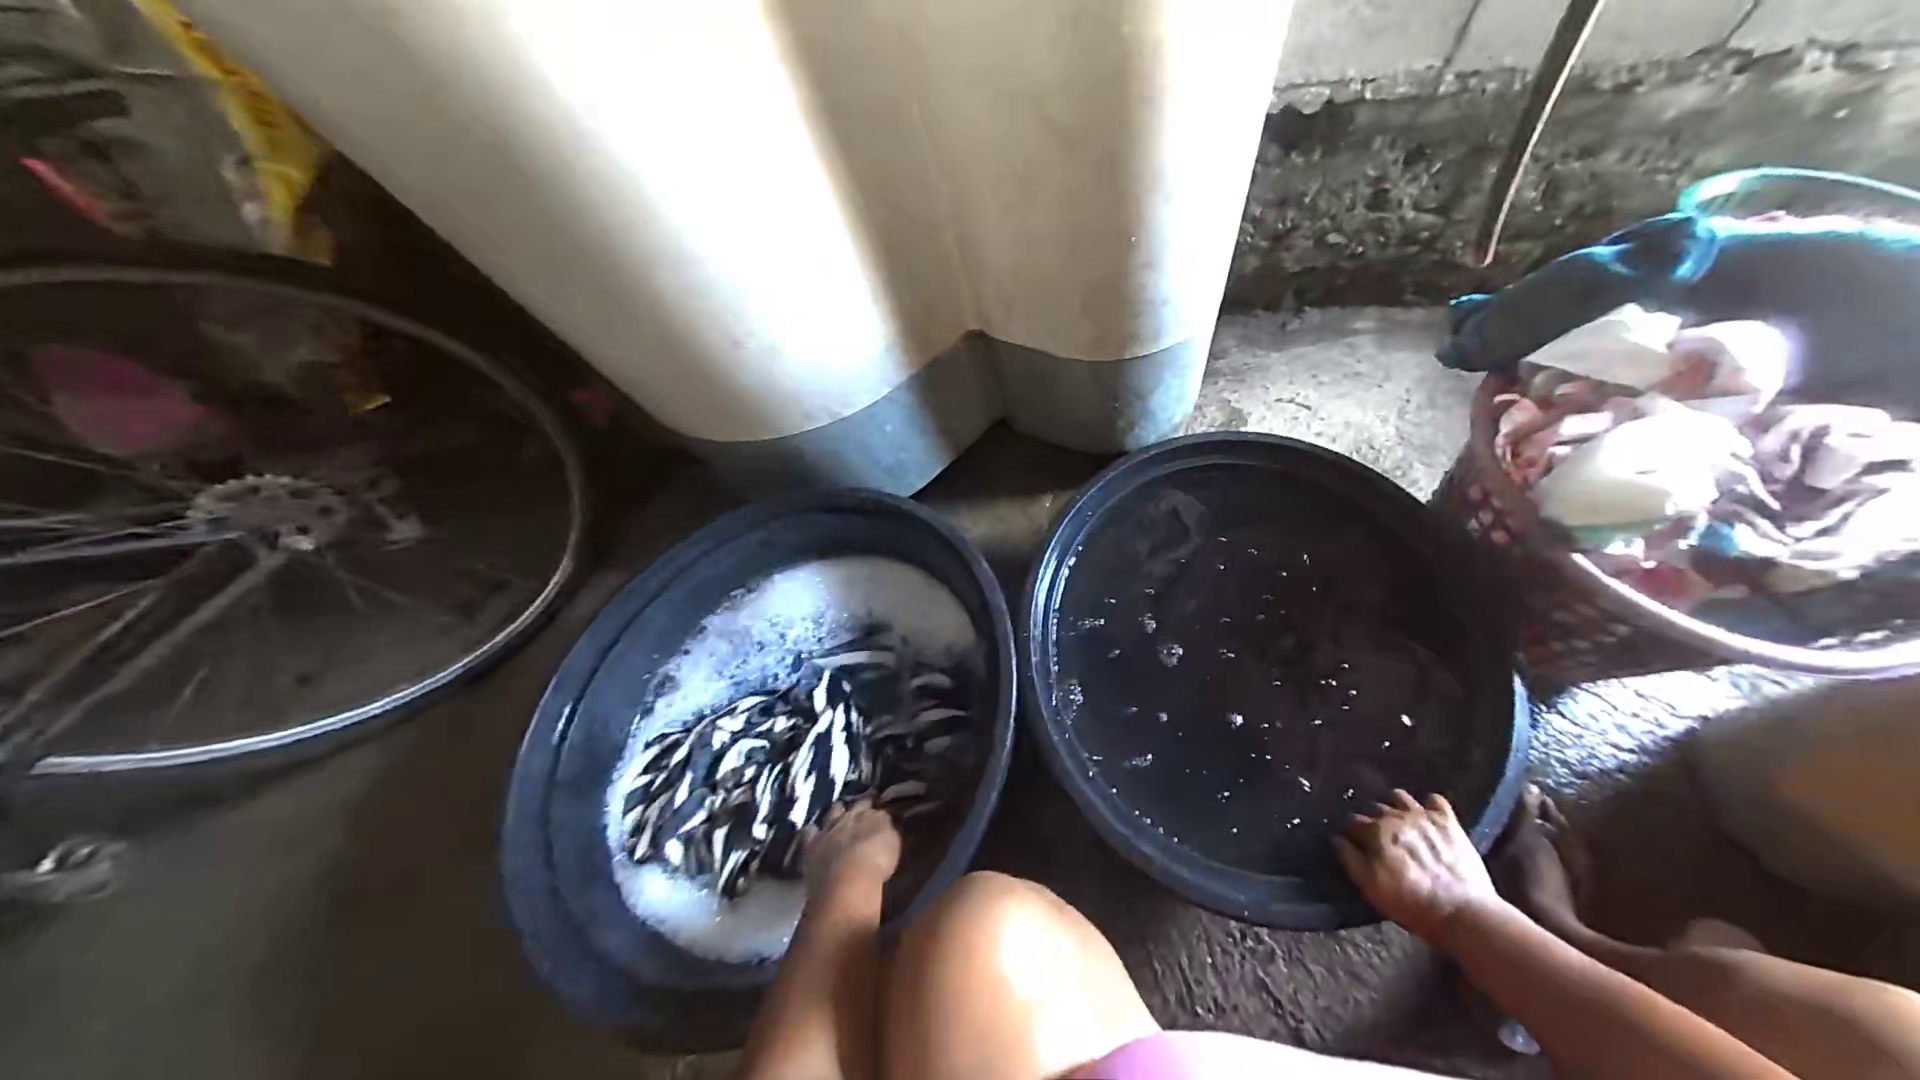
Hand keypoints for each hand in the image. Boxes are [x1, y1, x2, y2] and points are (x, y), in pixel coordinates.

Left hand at [801, 799, 899, 893]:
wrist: (848, 877)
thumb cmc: (878, 863)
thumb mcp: (894, 843)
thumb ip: (890, 829)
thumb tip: (889, 819)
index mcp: (873, 816)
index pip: (876, 805)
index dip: (877, 804)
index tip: (879, 803)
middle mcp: (851, 817)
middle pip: (856, 804)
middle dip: (860, 802)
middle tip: (863, 803)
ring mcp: (830, 829)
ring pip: (834, 811)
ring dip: (837, 809)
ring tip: (839, 809)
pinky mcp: (812, 844)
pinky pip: (809, 832)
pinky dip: (811, 830)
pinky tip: (811, 829)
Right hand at [1335, 790, 1503, 943]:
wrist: (1465, 914)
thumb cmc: (1413, 904)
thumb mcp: (1371, 887)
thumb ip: (1350, 859)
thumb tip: (1338, 838)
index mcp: (1375, 832)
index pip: (1353, 822)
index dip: (1352, 833)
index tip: (1355, 844)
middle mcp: (1396, 817)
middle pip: (1375, 808)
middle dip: (1373, 819)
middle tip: (1379, 838)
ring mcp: (1424, 817)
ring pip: (1400, 797)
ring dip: (1395, 806)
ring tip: (1400, 822)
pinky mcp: (1449, 823)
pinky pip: (1435, 800)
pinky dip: (1429, 805)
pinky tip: (1428, 818)